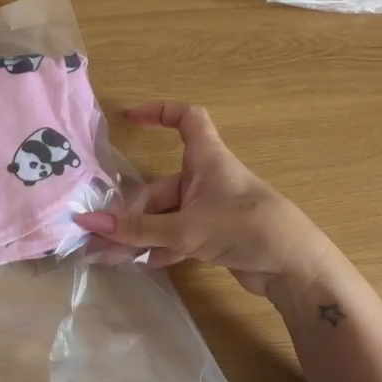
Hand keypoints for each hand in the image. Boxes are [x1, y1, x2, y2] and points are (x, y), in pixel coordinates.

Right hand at [73, 101, 334, 297]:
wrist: (294, 268)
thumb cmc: (245, 229)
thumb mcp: (185, 228)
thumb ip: (135, 228)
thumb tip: (86, 222)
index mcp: (207, 159)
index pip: (186, 119)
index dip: (159, 113)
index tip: (128, 118)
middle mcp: (207, 179)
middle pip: (158, 187)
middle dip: (130, 213)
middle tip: (100, 237)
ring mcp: (211, 210)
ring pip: (164, 217)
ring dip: (138, 236)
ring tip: (109, 257)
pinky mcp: (215, 236)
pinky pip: (176, 236)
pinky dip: (158, 247)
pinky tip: (138, 264)